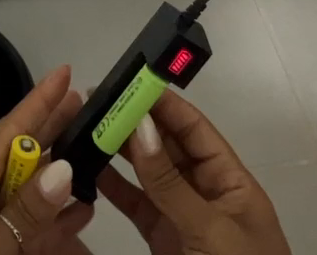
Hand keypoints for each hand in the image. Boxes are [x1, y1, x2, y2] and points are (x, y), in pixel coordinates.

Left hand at [0, 66, 96, 254]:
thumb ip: (24, 215)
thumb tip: (65, 168)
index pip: (10, 131)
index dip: (39, 101)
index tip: (66, 72)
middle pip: (22, 156)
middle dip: (54, 130)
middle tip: (88, 106)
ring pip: (27, 194)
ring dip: (60, 179)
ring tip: (94, 156)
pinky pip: (22, 228)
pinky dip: (51, 222)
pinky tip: (80, 213)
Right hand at [96, 91, 289, 254]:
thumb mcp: (210, 233)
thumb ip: (169, 181)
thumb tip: (138, 123)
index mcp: (231, 184)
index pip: (194, 128)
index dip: (163, 101)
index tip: (127, 78)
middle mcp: (207, 194)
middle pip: (168, 146)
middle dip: (135, 121)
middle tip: (94, 99)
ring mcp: (184, 220)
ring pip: (148, 173)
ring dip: (119, 151)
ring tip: (85, 127)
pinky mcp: (164, 243)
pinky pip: (137, 205)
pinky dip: (113, 188)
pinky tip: (88, 171)